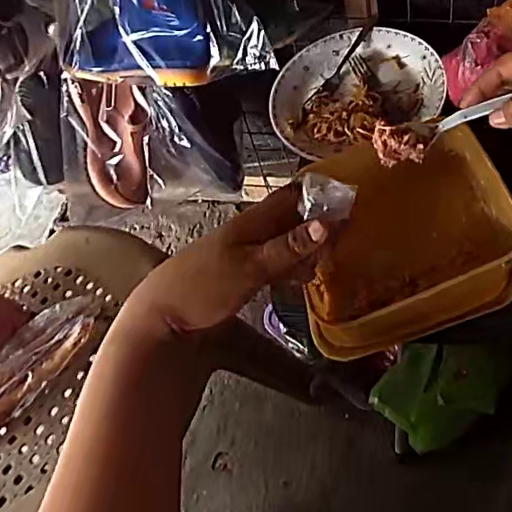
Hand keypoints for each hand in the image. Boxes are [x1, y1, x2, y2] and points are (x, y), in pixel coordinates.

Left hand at [123, 183, 337, 335]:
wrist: (160, 319)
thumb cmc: (204, 287)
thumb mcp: (252, 267)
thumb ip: (291, 246)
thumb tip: (329, 222)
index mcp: (256, 219)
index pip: (296, 193)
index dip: (323, 192)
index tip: (351, 201)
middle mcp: (256, 229)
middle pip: (298, 216)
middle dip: (322, 225)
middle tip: (343, 241)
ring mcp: (251, 250)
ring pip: (292, 239)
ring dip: (310, 248)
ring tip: (325, 263)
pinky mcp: (247, 271)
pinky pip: (281, 259)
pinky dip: (296, 265)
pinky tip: (303, 279)